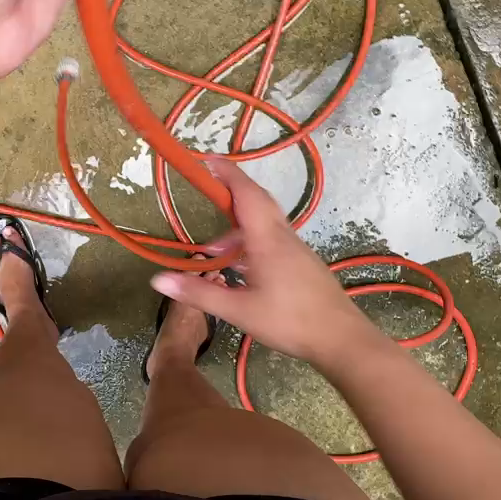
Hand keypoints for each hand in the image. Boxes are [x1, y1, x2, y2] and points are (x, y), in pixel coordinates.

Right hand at [149, 159, 385, 373]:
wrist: (342, 339)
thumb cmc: (290, 321)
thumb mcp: (238, 310)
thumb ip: (198, 293)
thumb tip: (158, 280)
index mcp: (267, 240)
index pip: (245, 194)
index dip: (226, 173)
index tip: (205, 159)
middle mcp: (282, 237)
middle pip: (257, 200)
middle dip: (231, 190)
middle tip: (207, 188)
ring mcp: (294, 250)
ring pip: (264, 223)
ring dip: (237, 225)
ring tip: (211, 249)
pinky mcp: (300, 264)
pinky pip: (271, 239)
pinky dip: (249, 241)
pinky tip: (238, 267)